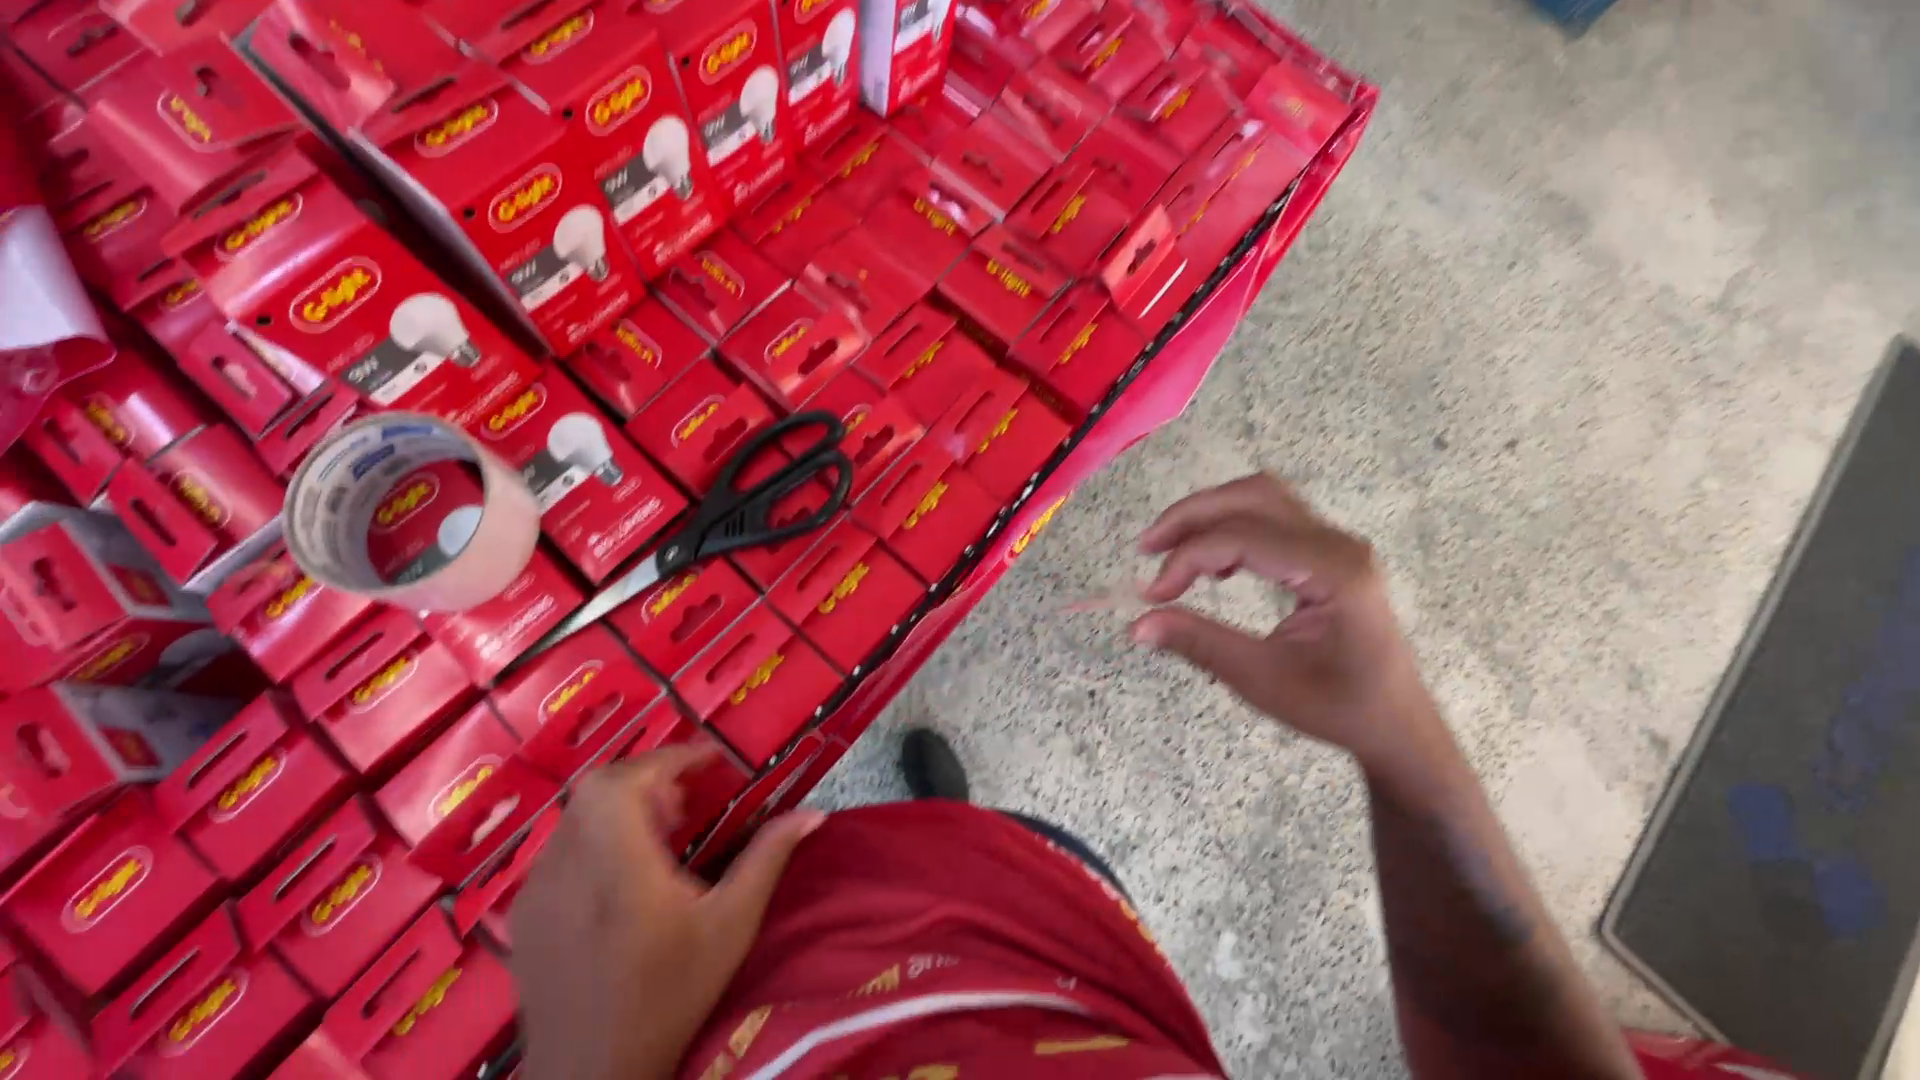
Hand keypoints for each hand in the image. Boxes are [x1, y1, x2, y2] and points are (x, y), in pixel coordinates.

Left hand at [508, 744, 824, 1079]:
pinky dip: (595, 836)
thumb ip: (766, 860)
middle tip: (688, 800)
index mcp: (619, 866)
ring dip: (620, 805)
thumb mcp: (730, 927)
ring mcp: (537, 889)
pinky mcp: (523, 912)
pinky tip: (622, 874)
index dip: (667, 757)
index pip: (625, 781)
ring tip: (661, 834)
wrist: (591, 1074)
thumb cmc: (669, 996)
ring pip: (576, 815)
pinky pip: (560, 847)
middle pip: (598, 788)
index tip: (709, 759)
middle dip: (647, 777)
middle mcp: (569, 866)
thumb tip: (812, 812)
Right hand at [1132, 473, 1437, 770]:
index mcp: (1333, 573)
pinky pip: (1273, 518)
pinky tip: (1212, 568)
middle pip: (1252, 497)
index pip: (1243, 538)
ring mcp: (1337, 544)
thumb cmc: (1337, 707)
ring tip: (1168, 550)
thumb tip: (1137, 625)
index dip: (1187, 558)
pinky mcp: (1328, 552)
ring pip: (1262, 498)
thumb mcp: (1262, 680)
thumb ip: (1199, 643)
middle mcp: (1338, 544)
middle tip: (1147, 549)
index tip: (1151, 595)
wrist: (1396, 723)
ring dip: (1209, 515)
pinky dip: (1232, 527)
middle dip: (1192, 516)